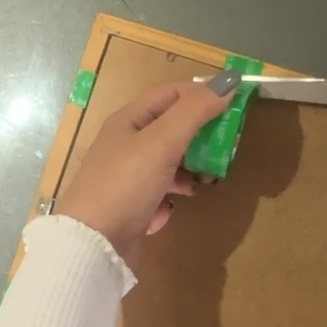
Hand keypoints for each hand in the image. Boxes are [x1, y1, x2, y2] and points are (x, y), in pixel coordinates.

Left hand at [55, 72, 239, 261]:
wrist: (91, 245)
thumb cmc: (125, 185)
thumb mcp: (161, 142)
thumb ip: (194, 112)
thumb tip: (228, 81)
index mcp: (128, 121)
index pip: (170, 94)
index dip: (202, 94)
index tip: (235, 102)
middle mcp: (126, 144)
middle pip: (172, 128)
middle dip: (200, 135)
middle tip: (227, 147)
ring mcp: (127, 177)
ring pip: (169, 163)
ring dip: (189, 169)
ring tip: (207, 179)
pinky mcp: (131, 206)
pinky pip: (159, 194)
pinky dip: (170, 198)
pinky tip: (171, 209)